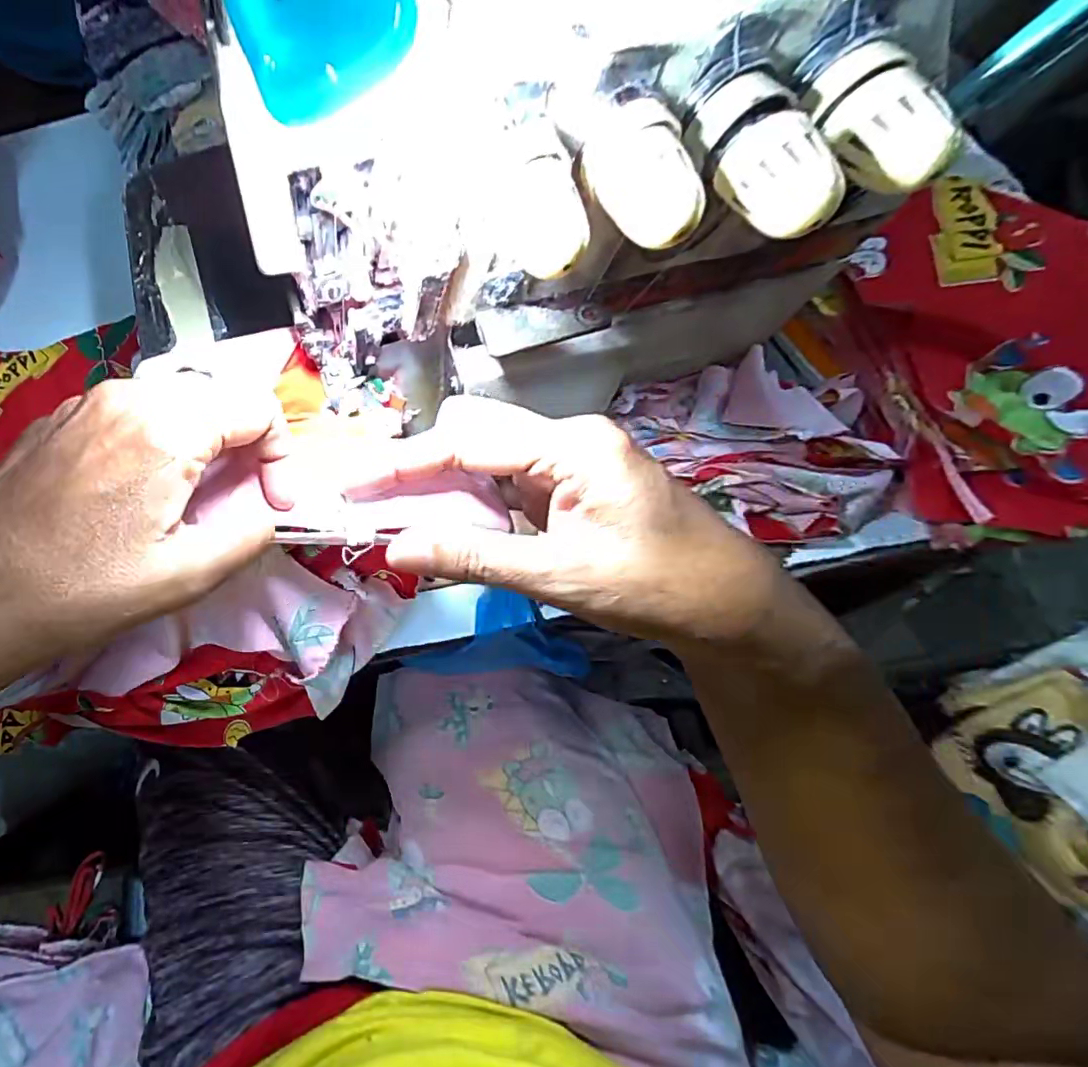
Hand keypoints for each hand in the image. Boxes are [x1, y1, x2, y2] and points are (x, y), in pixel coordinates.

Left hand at [0, 371, 292, 675]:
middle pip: (213, 400)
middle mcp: (125, 396)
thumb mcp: (184, 575)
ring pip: (169, 406)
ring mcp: (82, 403)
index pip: (257, 407)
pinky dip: (150, 445)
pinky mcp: (54, 421)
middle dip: (239, 448)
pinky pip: (124, 417)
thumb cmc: (81, 591)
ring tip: (181, 505)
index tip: (271, 505)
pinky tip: (128, 496)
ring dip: (195, 447)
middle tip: (232, 505)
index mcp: (166, 425)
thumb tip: (271, 507)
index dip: (280, 456)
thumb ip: (248, 532)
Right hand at [351, 395, 819, 652]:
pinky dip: (469, 505)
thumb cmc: (655, 586)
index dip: (404, 464)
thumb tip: (396, 551)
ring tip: (392, 514)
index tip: (355, 482)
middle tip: (368, 501)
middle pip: (471, 441)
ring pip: (484, 462)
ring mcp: (569, 461)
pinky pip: (504, 485)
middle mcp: (567, 440)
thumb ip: (472, 557)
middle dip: (416, 470)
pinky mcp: (568, 484)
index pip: (467, 443)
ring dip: (440, 489)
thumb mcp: (557, 575)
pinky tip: (443, 526)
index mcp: (571, 446)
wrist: (732, 607)